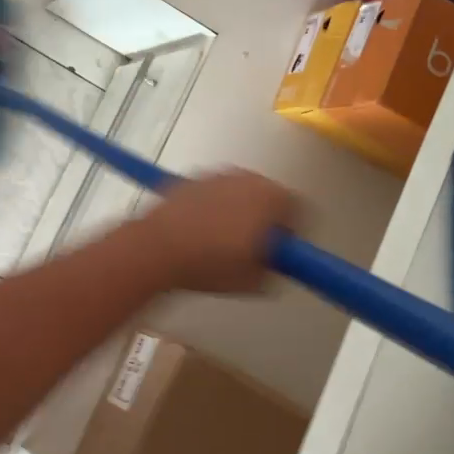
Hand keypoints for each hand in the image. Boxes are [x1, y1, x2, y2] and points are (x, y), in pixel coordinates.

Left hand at [124, 169, 293, 293]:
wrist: (155, 247)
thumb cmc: (211, 263)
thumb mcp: (259, 278)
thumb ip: (275, 264)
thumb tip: (270, 259)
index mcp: (271, 196)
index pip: (298, 210)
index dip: (290, 233)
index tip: (280, 252)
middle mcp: (244, 177)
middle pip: (267, 196)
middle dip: (265, 218)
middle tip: (254, 248)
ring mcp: (212, 174)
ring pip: (238, 193)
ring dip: (238, 211)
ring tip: (222, 241)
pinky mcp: (186, 179)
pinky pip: (211, 193)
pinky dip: (212, 207)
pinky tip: (199, 231)